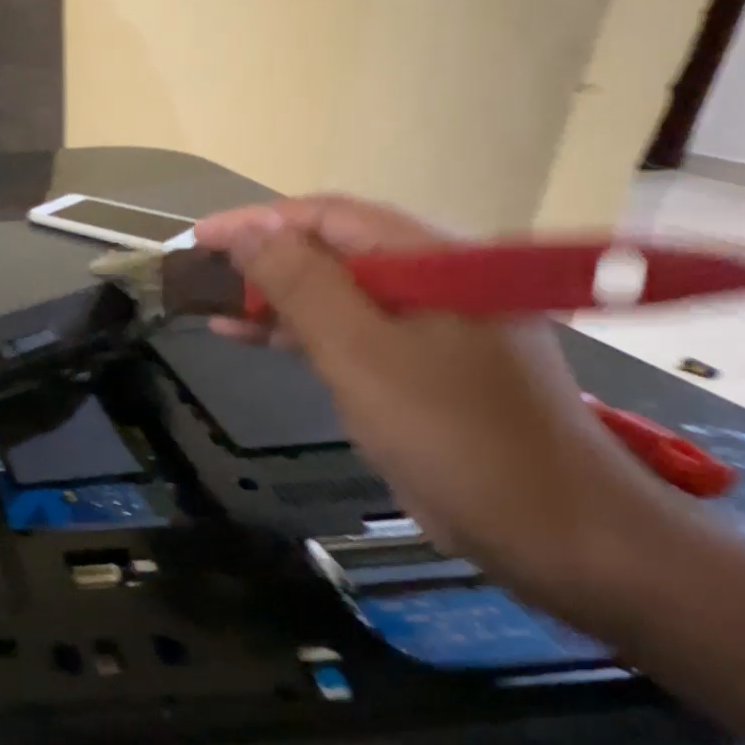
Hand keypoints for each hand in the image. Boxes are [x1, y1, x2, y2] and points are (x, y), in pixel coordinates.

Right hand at [196, 196, 673, 596]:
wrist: (551, 528)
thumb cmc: (453, 434)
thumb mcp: (362, 353)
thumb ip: (301, 285)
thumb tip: (246, 231)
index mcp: (431, 259)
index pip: (328, 216)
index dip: (256, 221)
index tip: (195, 238)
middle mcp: (432, 279)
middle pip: (330, 250)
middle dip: (258, 258)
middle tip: (193, 275)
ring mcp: (429, 325)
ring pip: (334, 293)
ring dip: (271, 297)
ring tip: (206, 305)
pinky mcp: (421, 367)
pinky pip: (348, 333)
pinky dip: (298, 333)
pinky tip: (251, 338)